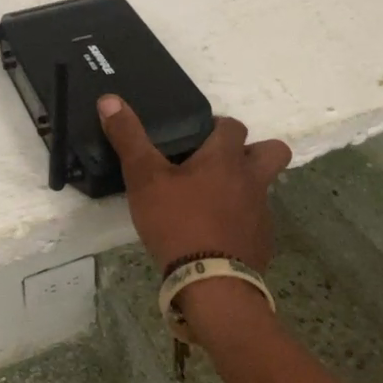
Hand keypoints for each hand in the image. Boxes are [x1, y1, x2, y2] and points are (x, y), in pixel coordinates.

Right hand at [98, 95, 292, 271]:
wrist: (211, 283)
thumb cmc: (177, 222)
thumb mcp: (144, 178)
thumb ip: (129, 138)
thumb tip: (109, 99)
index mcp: (226, 159)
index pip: (233, 125)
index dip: (216, 126)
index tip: (196, 136)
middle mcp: (251, 180)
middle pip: (273, 151)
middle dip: (253, 150)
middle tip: (220, 163)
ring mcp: (262, 213)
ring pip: (263, 188)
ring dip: (243, 188)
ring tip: (210, 202)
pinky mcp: (262, 243)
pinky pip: (255, 222)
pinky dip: (239, 222)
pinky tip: (213, 235)